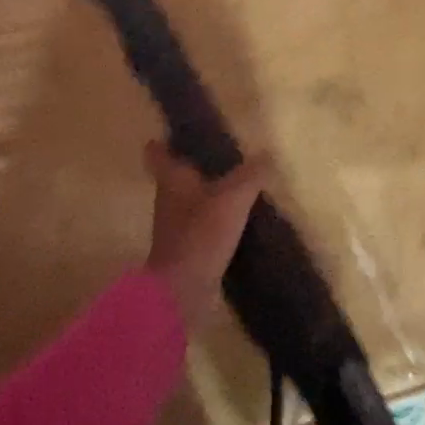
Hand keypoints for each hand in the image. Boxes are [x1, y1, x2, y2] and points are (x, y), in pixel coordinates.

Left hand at [143, 141, 269, 329]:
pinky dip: (214, 222)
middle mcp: (167, 198)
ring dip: (207, 195)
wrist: (183, 290)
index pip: (156, 152)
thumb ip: (250, 175)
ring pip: (189, 201)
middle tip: (222, 158)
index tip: (182, 135)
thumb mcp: (232, 198)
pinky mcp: (186, 249)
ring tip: (237, 188)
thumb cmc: (201, 233)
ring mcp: (175, 226)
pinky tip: (238, 223)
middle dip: (194, 167)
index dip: (165, 141)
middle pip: (175, 175)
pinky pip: (200, 226)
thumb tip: (267, 154)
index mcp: (171, 178)